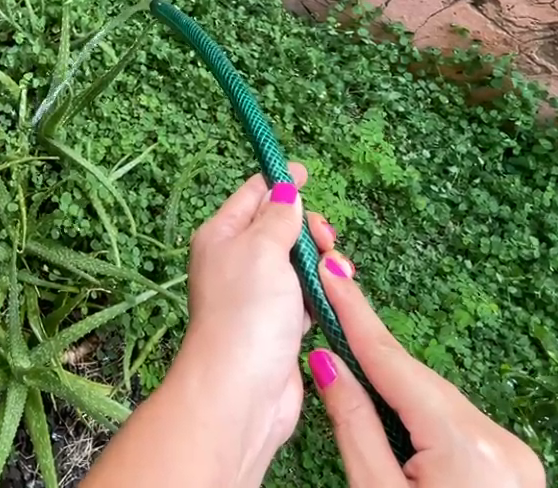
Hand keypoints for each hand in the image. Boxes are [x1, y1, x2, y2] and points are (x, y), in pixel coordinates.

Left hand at [168, 166, 330, 474]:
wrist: (242, 386)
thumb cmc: (248, 309)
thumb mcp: (262, 249)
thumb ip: (277, 217)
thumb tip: (284, 189)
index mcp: (221, 234)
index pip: (251, 195)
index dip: (279, 182)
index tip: (306, 171)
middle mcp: (235, 259)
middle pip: (277, 228)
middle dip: (306, 226)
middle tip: (326, 239)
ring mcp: (256, 293)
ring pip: (295, 262)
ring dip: (318, 261)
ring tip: (336, 270)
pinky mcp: (277, 323)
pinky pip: (303, 295)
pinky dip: (319, 292)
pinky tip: (333, 298)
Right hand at [308, 247, 544, 486]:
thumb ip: (353, 422)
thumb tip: (325, 361)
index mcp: (464, 441)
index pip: (391, 359)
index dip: (353, 310)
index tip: (328, 264)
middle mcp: (498, 437)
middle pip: (412, 376)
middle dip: (364, 341)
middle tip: (325, 289)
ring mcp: (512, 453)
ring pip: (430, 397)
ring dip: (386, 375)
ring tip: (342, 342)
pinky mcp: (513, 467)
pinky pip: (449, 420)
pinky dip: (412, 406)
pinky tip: (384, 396)